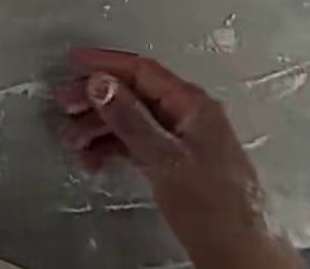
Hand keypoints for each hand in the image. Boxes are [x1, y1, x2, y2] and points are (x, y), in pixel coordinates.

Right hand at [56, 47, 303, 268]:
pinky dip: (114, 148)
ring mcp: (182, 141)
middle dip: (97, 98)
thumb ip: (131, 119)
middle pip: (134, 94)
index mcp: (192, 105)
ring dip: (100, 126)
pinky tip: (93, 159)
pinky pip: (138, 145)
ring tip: (71, 138)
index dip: (106, 63)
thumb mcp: (166, 161)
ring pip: (133, 121)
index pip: (142, 70)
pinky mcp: (177, 166)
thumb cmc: (215, 209)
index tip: (74, 61)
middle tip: (64, 103)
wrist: (245, 263)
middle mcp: (187, 116)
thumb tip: (100, 82)